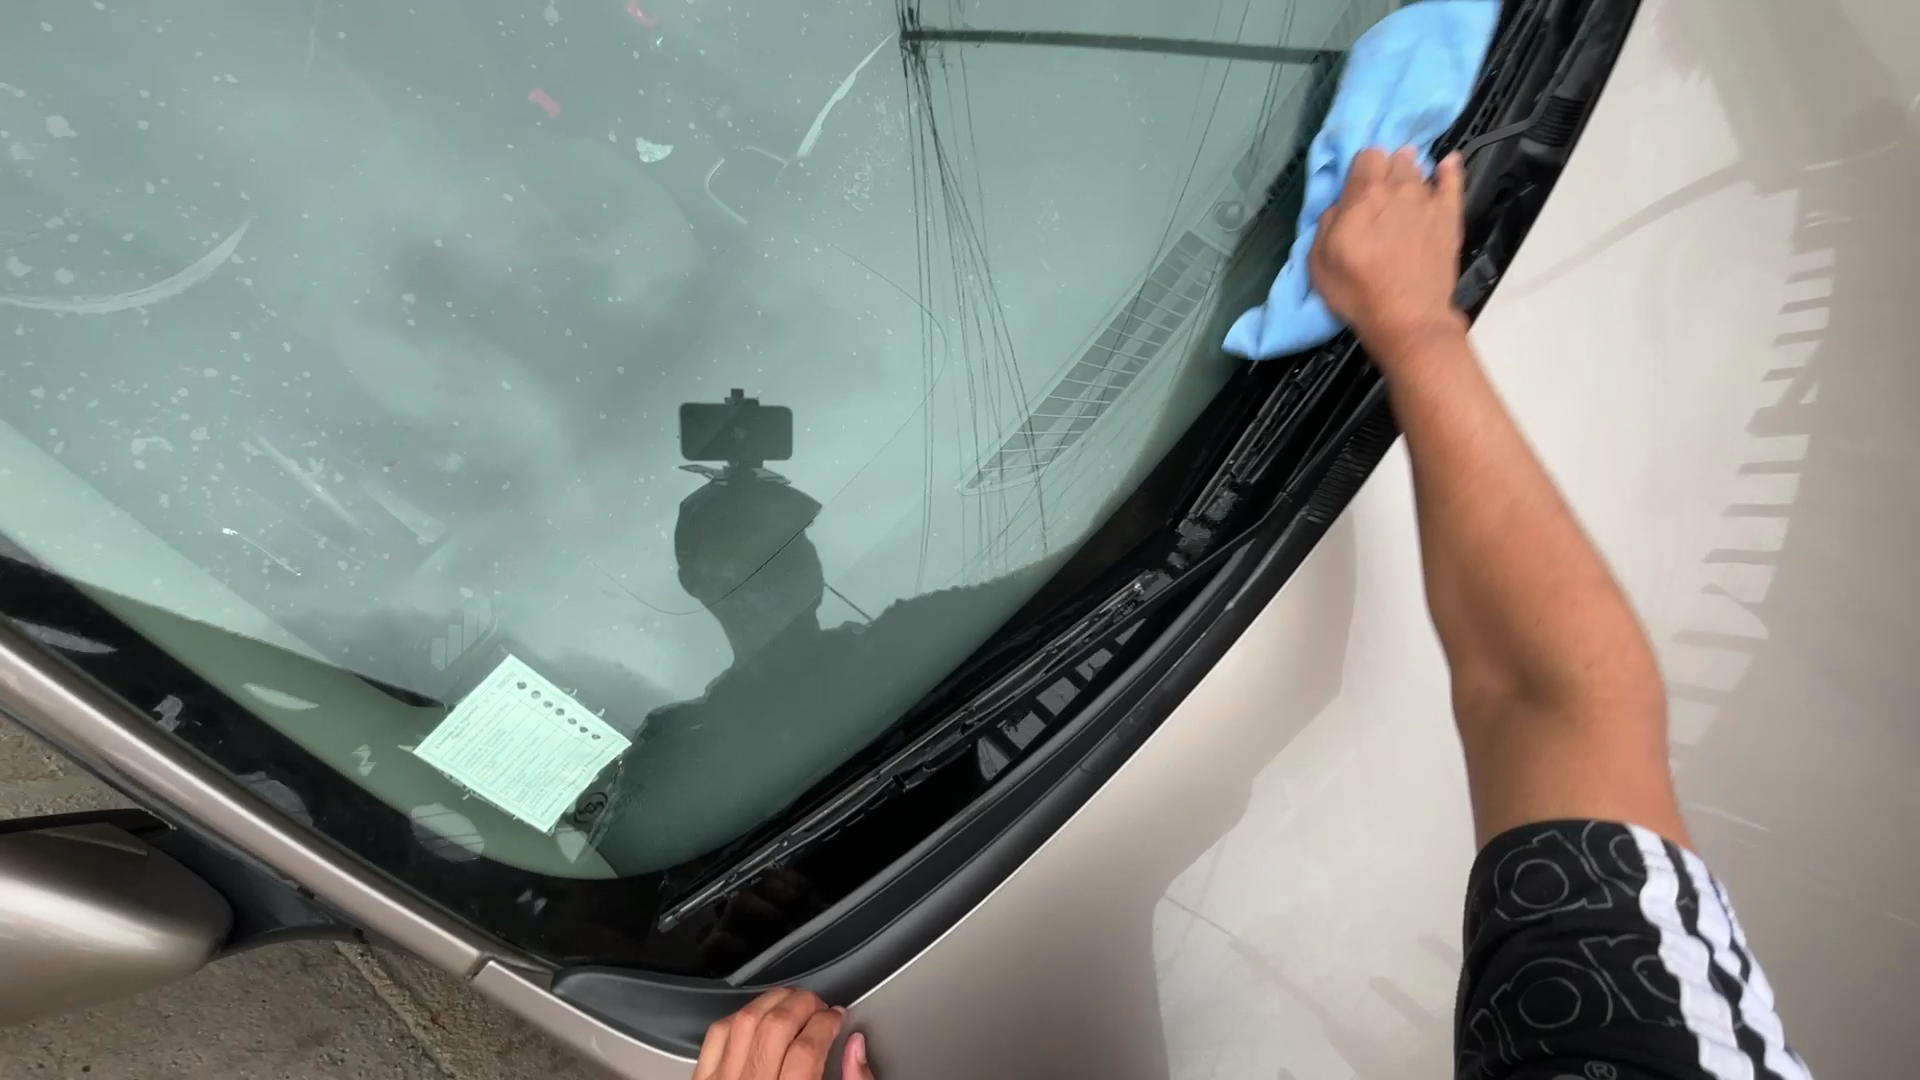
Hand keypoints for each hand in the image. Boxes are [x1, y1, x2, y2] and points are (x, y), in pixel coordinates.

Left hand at [693, 989, 875, 1079]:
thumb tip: (856, 1047)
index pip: (807, 1049)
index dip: (828, 1022)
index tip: (837, 1017)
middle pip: (776, 1028)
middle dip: (804, 1004)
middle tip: (819, 1007)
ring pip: (745, 1022)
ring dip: (773, 1002)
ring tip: (792, 1004)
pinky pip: (717, 1036)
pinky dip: (740, 1018)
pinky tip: (758, 1019)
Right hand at [1309, 147, 1468, 367]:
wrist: (1405, 314)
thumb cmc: (1355, 290)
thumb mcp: (1319, 262)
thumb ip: (1325, 226)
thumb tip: (1338, 209)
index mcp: (1362, 197)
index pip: (1365, 157)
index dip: (1359, 168)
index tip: (1354, 187)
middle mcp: (1397, 189)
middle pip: (1393, 159)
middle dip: (1385, 169)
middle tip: (1377, 192)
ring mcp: (1427, 199)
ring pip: (1419, 168)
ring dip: (1409, 172)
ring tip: (1403, 187)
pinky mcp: (1450, 213)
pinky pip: (1452, 179)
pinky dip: (1448, 170)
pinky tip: (1445, 166)